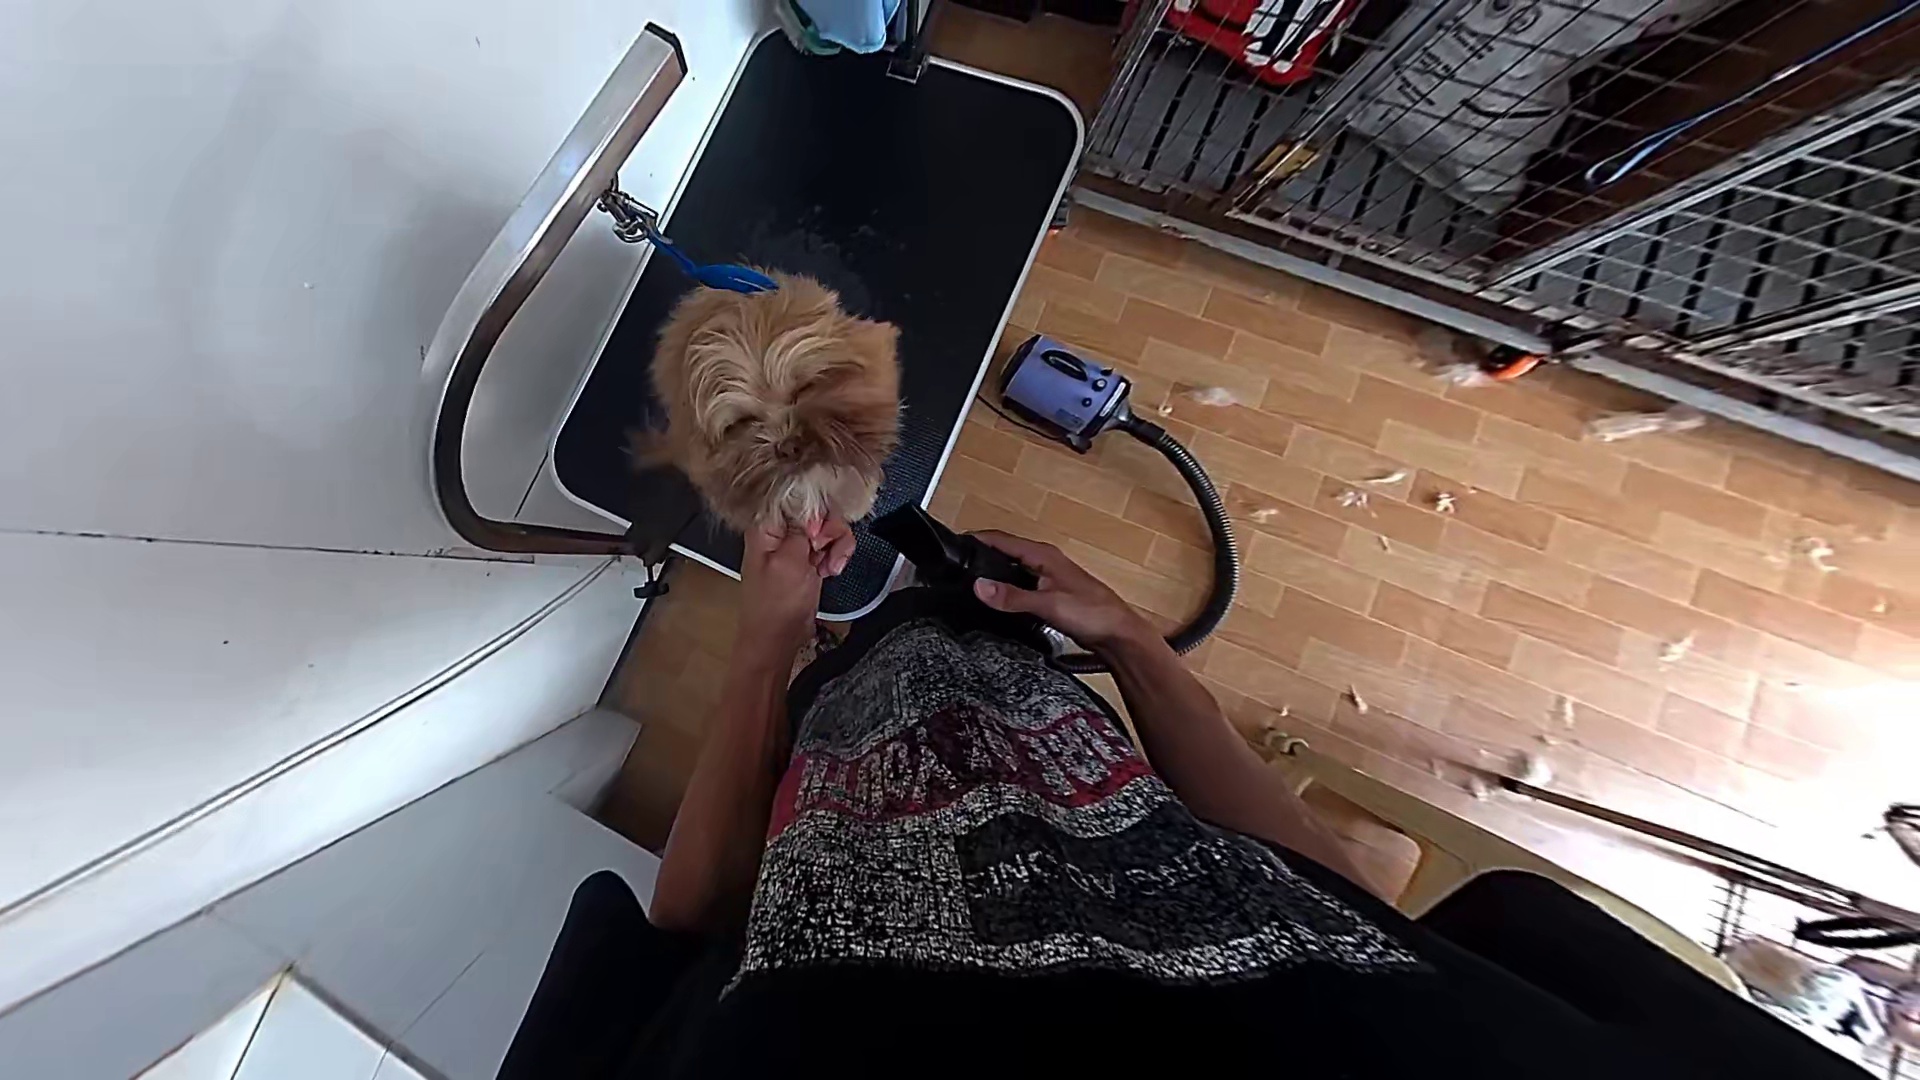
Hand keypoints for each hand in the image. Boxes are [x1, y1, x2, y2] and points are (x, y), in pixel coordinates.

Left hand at [736, 516, 853, 661]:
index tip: (817, 532)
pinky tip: (830, 571)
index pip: (796, 497)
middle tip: (825, 550)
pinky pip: (832, 545)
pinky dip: (837, 556)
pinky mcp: (810, 559)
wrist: (779, 638)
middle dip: (830, 530)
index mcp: (766, 527)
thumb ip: (801, 530)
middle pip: (818, 511)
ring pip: (829, 528)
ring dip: (838, 545)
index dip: (814, 511)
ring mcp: (797, 545)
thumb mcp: (788, 562)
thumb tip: (813, 507)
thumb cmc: (775, 604)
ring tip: (832, 567)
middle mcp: (782, 531)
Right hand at [969, 530, 1154, 651]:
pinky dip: (1006, 589)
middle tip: (957, 564)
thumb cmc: (1093, 613)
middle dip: (981, 556)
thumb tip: (980, 586)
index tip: (955, 544)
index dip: (977, 539)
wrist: (1118, 634)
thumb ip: (1012, 597)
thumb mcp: (1047, 604)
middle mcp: (1044, 561)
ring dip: (994, 573)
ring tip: (971, 582)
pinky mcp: (1049, 594)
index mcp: (1043, 555)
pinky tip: (998, 601)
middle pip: (1005, 552)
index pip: (1001, 539)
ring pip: (1012, 570)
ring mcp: (1047, 577)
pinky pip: (1020, 585)